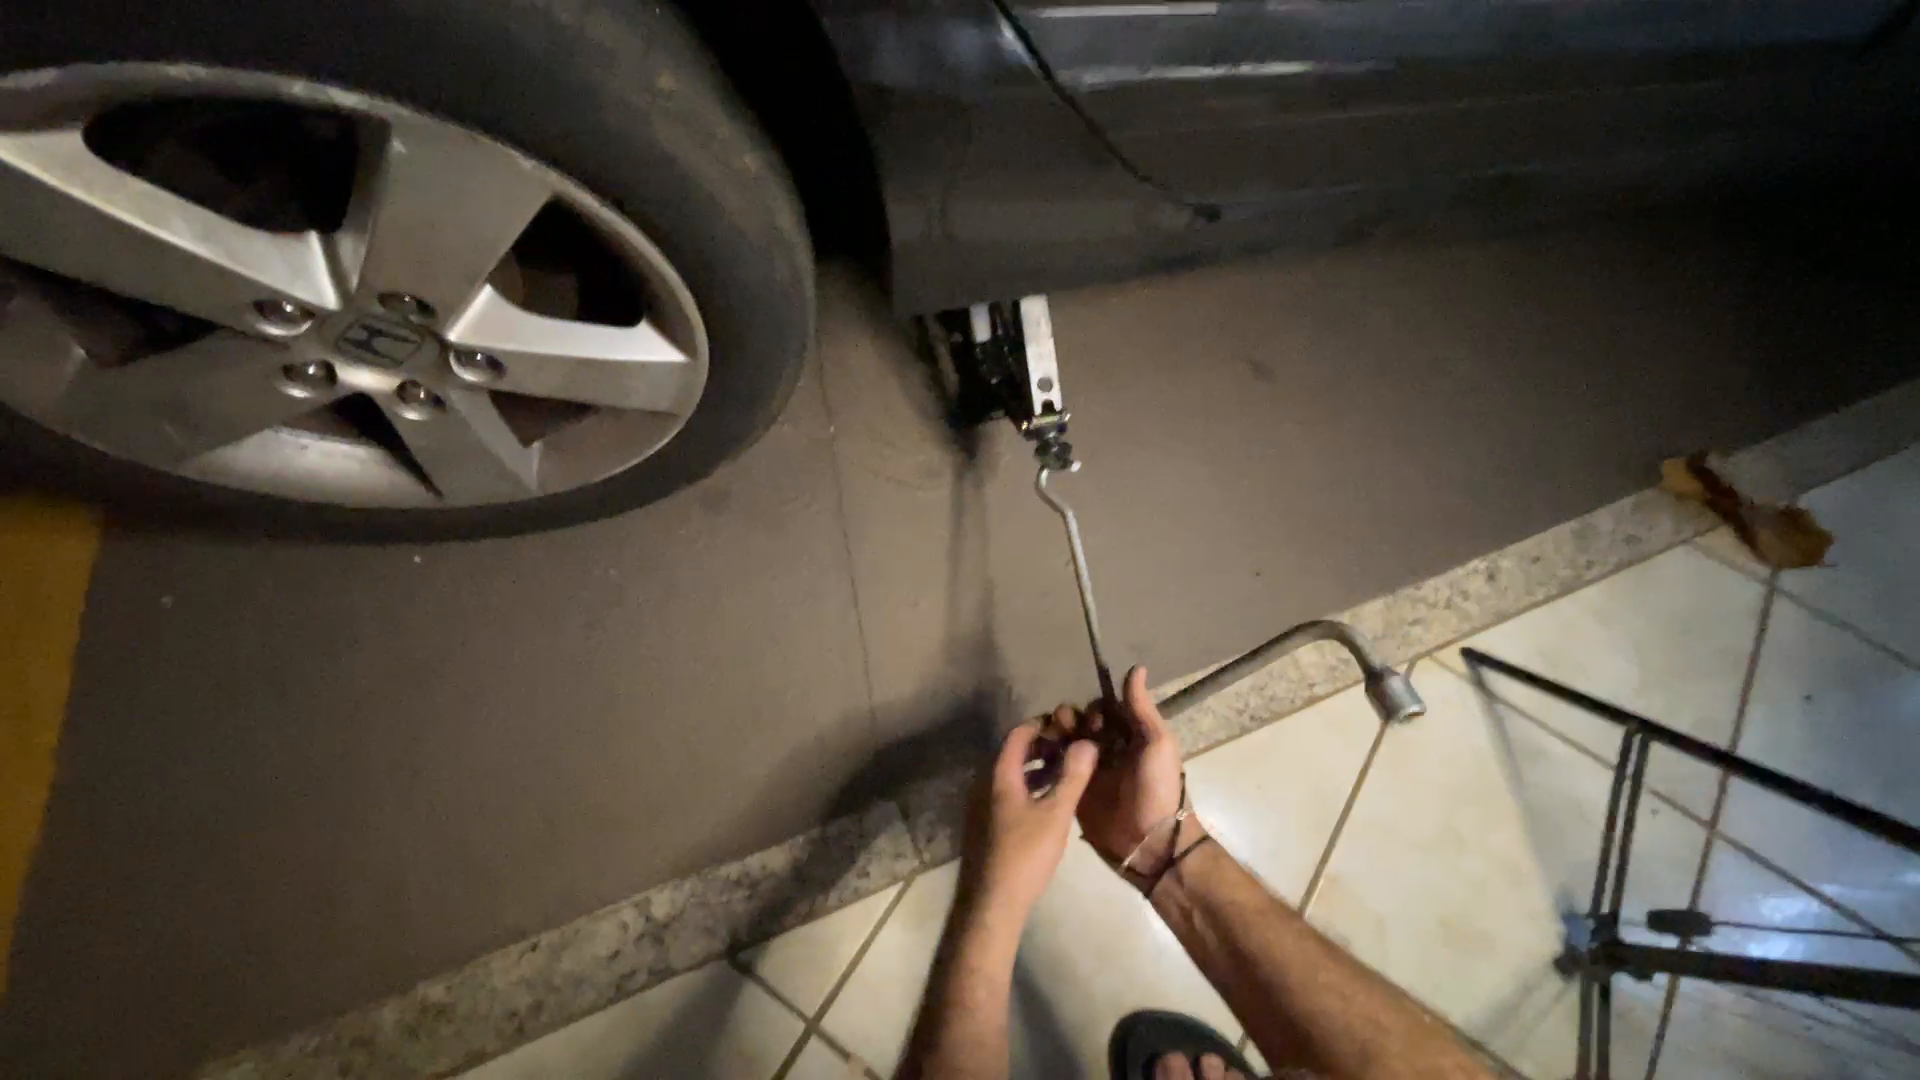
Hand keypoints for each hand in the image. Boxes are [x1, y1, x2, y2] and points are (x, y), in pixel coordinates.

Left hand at [960, 717, 1099, 918]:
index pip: (1018, 734)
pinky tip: (1051, 800)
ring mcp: (983, 803)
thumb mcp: (1056, 814)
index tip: (1070, 726)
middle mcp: (985, 782)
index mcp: (998, 773)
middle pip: (1014, 752)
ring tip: (1069, 771)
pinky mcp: (986, 823)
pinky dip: (1030, 787)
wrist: (992, 902)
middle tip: (1074, 748)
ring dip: (1038, 768)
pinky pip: (1009, 791)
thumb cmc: (1025, 854)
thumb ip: (1073, 776)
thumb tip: (1088, 743)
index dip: (1043, 725)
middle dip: (1044, 747)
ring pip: (1012, 774)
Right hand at [1059, 666, 1203, 883]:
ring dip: (1057, 733)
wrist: (1148, 842)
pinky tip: (1038, 750)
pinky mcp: (1073, 789)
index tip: (1093, 717)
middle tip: (1065, 725)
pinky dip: (1047, 754)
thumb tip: (1137, 667)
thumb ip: (1142, 708)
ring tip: (1049, 736)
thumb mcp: (1157, 743)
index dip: (1096, 708)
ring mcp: (1089, 770)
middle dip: (1071, 718)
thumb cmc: (1159, 788)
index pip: (1105, 710)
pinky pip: (1057, 766)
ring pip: (1066, 741)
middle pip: (1082, 723)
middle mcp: (1108, 749)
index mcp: (1131, 737)